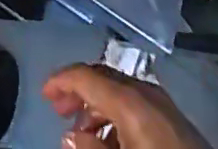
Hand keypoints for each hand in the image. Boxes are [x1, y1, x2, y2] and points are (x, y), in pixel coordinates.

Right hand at [42, 64, 208, 148]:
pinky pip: (135, 104)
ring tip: (82, 134)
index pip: (86, 76)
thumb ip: (91, 148)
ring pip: (119, 91)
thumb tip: (71, 136)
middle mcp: (144, 92)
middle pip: (102, 78)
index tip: (44, 94)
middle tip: (58, 110)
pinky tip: (110, 140)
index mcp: (129, 99)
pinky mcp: (173, 119)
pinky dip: (115, 114)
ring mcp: (161, 103)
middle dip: (78, 91)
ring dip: (96, 106)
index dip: (61, 81)